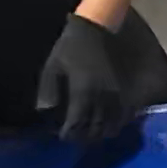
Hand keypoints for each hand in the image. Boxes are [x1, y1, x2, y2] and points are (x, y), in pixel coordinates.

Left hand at [36, 14, 129, 145]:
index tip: (62, 136)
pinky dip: (113, 127)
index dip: (69, 134)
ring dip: (98, 134)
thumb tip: (44, 111)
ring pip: (109, 127)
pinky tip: (106, 127)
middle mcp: (101, 99)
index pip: (76, 124)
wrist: (97, 29)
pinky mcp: (123, 95)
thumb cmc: (71, 46)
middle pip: (94, 129)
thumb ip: (48, 90)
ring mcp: (115, 98)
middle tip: (74, 137)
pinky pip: (121, 119)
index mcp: (82, 92)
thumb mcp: (53, 65)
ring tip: (88, 135)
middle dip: (83, 137)